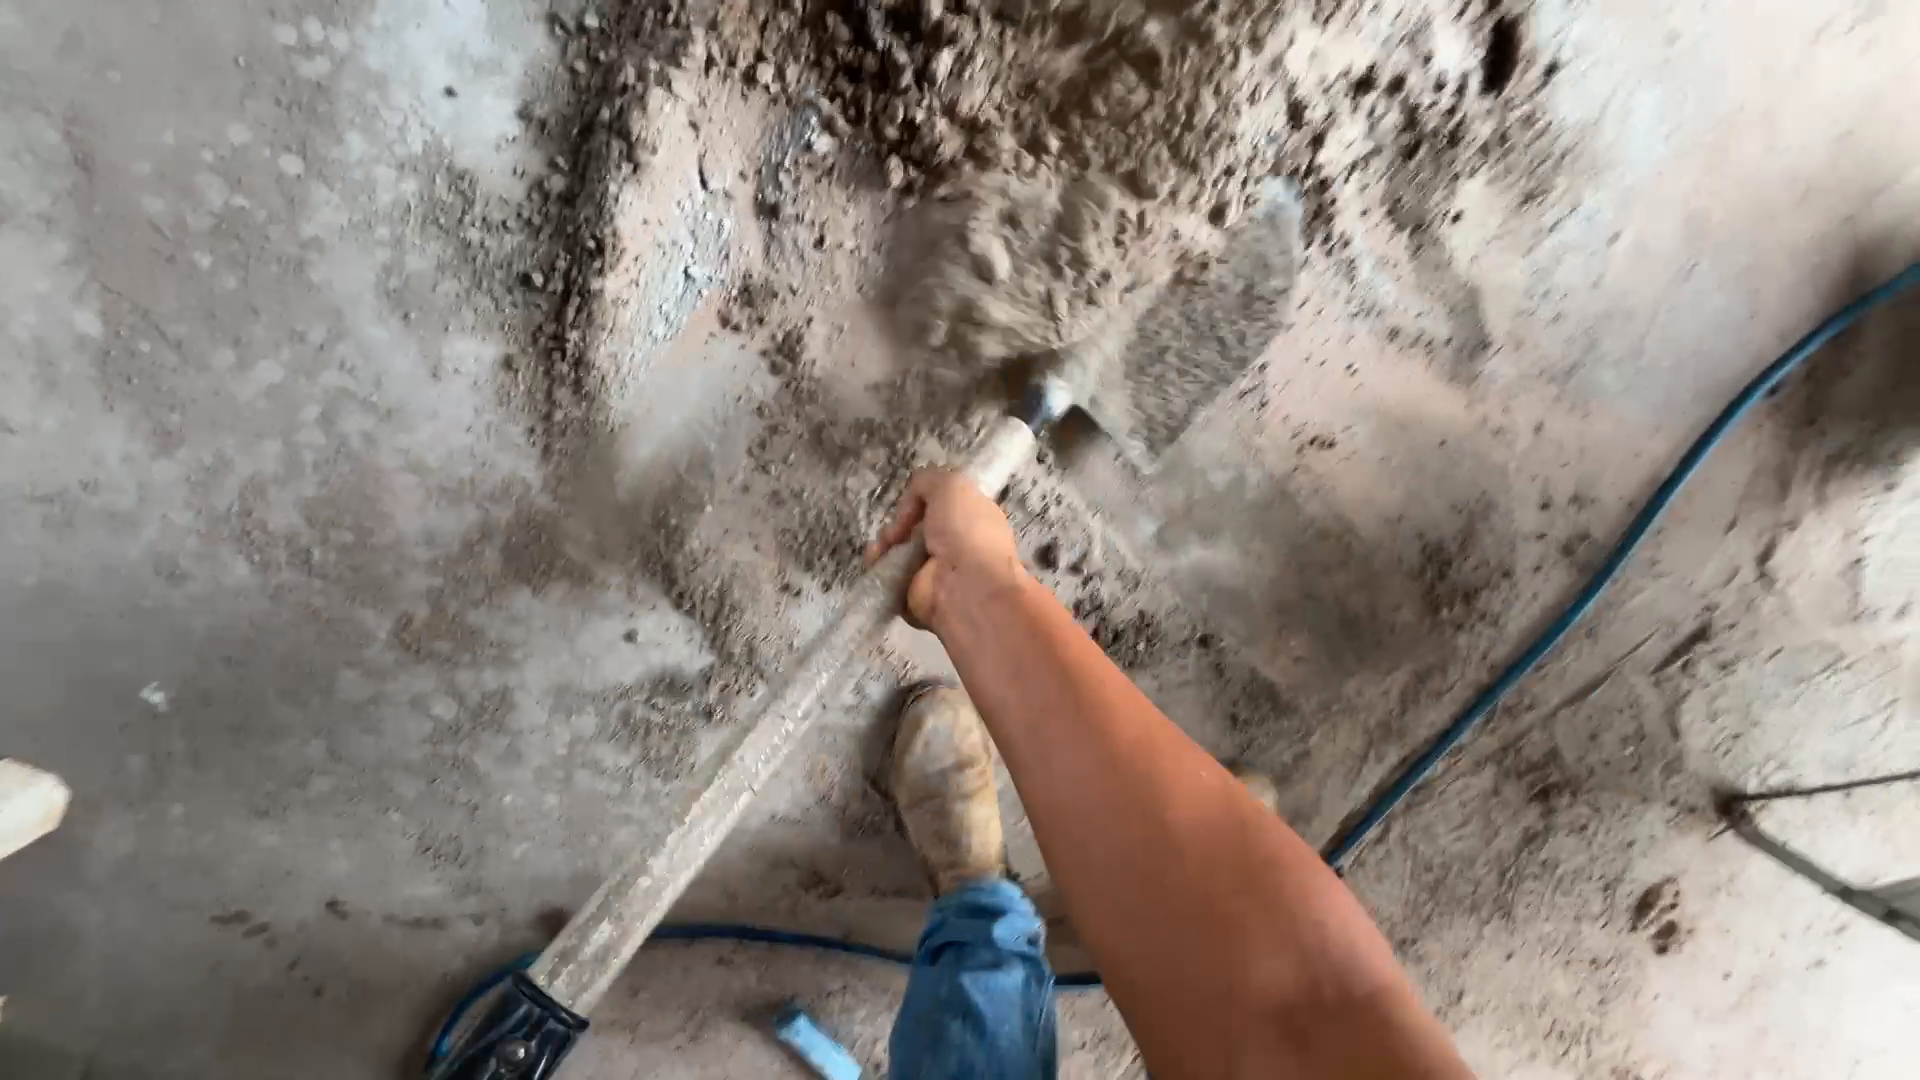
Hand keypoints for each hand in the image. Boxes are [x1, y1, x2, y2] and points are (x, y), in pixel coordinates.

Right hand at [866, 467, 1028, 630]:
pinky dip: (879, 569)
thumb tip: (912, 501)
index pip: (943, 507)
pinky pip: (892, 578)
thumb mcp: (951, 485)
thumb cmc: (965, 531)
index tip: (911, 505)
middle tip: (893, 532)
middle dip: (898, 525)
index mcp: (973, 519)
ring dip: (884, 547)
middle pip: (916, 529)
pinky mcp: (918, 596)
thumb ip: (928, 481)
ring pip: (900, 553)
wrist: (966, 586)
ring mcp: (937, 573)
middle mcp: (957, 545)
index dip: (921, 502)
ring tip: (879, 549)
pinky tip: (875, 562)